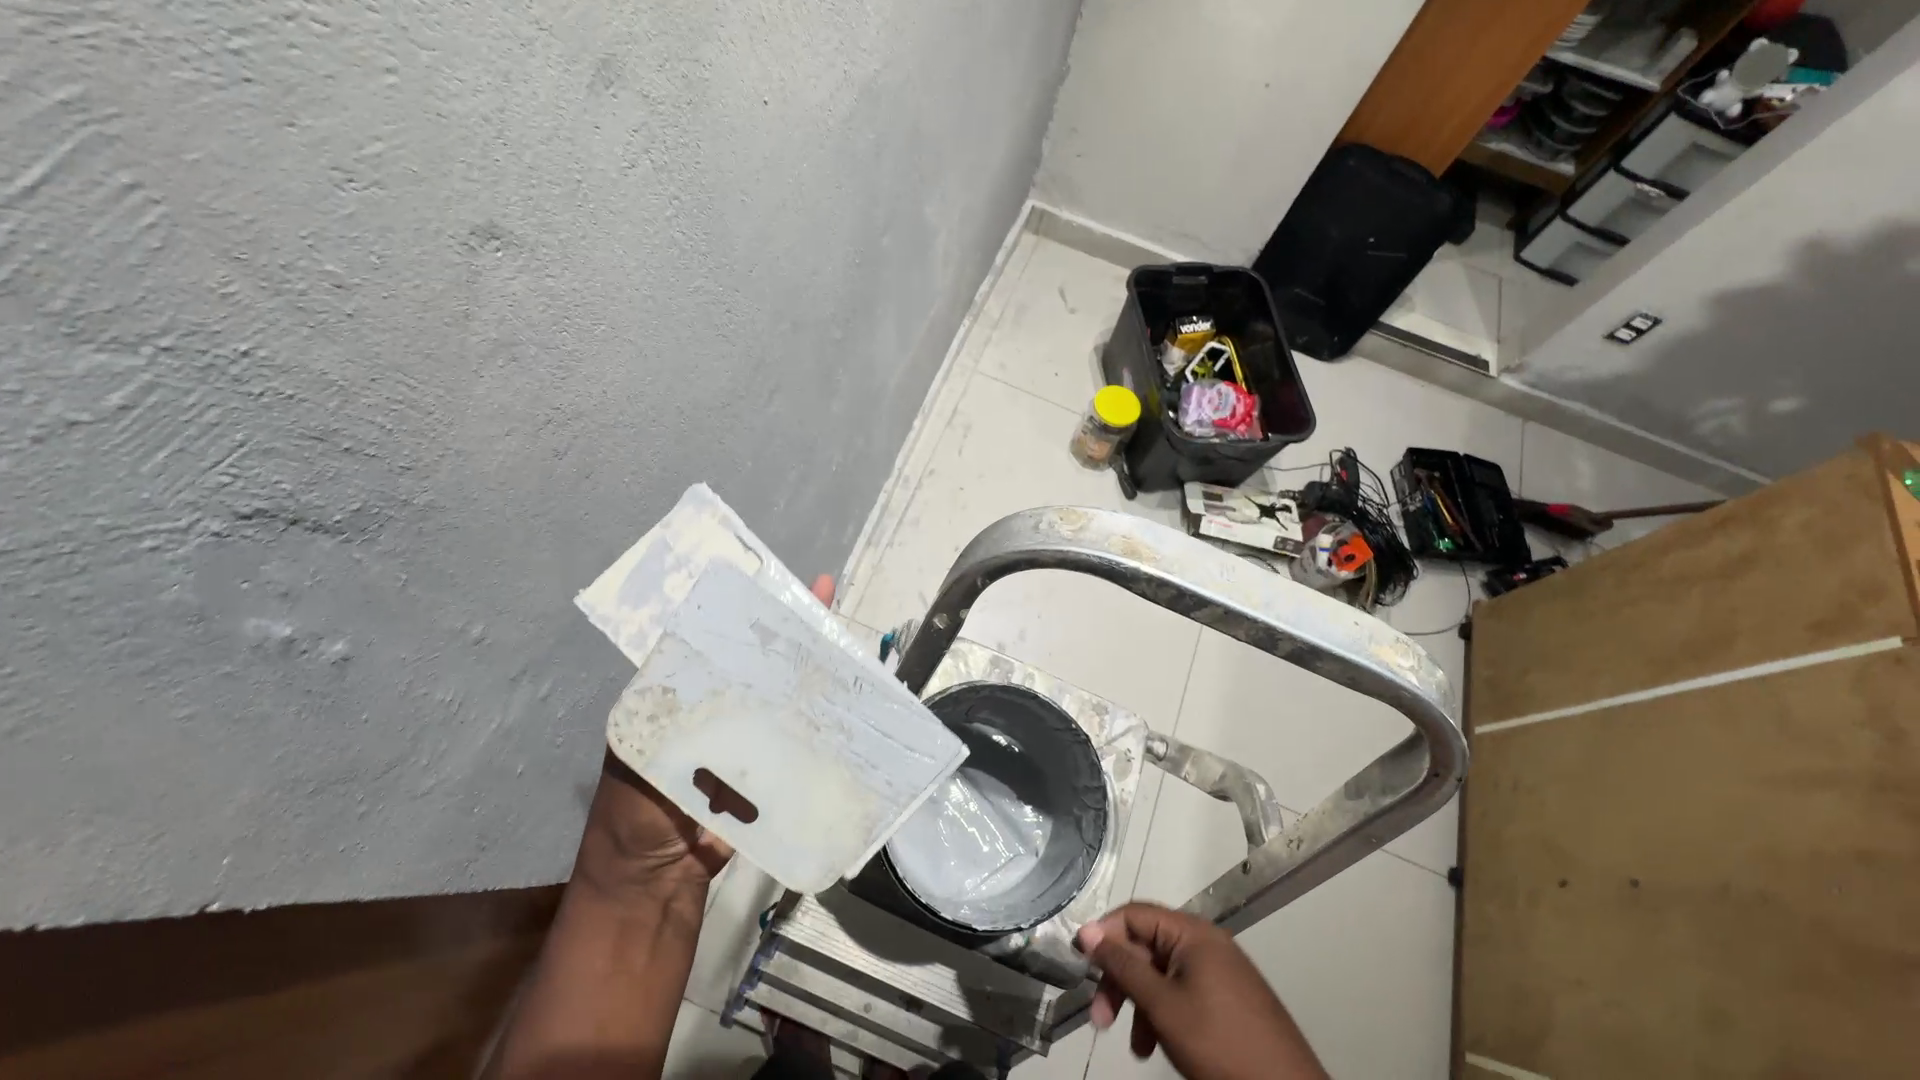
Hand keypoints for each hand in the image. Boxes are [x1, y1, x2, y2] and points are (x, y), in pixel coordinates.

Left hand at [571, 574, 837, 900]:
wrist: (653, 886)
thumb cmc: (633, 816)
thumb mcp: (637, 754)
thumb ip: (666, 714)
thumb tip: (697, 656)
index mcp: (679, 699)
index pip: (717, 643)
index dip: (745, 616)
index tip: (774, 587)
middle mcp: (715, 713)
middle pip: (758, 664)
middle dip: (789, 632)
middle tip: (825, 594)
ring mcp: (745, 744)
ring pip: (782, 698)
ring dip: (811, 672)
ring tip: (843, 637)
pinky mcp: (769, 774)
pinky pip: (795, 741)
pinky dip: (820, 722)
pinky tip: (847, 700)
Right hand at [1075, 903, 1327, 1079]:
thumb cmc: (1218, 1042)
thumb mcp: (1161, 1004)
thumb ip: (1122, 965)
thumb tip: (1086, 929)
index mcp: (1193, 934)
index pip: (1134, 914)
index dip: (1103, 935)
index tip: (1081, 967)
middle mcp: (1206, 944)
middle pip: (1145, 946)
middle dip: (1119, 981)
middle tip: (1099, 1020)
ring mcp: (1219, 972)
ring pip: (1161, 974)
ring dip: (1138, 1004)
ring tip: (1134, 1045)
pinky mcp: (1226, 998)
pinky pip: (1181, 992)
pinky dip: (1161, 1013)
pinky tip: (1154, 1044)